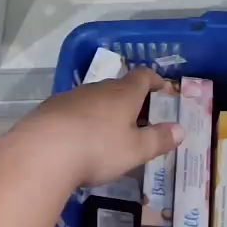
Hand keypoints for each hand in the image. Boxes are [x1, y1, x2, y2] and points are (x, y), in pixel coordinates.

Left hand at [15, 68, 183, 187]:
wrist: (44, 149)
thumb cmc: (98, 147)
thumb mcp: (135, 150)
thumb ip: (158, 139)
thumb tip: (181, 129)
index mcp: (124, 93)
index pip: (143, 76)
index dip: (155, 80)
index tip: (163, 87)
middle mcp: (100, 88)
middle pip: (120, 86)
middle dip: (131, 97)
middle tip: (139, 114)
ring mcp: (75, 96)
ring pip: (96, 97)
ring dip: (106, 108)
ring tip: (110, 129)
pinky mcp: (54, 108)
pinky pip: (76, 108)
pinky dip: (84, 118)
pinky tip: (81, 137)